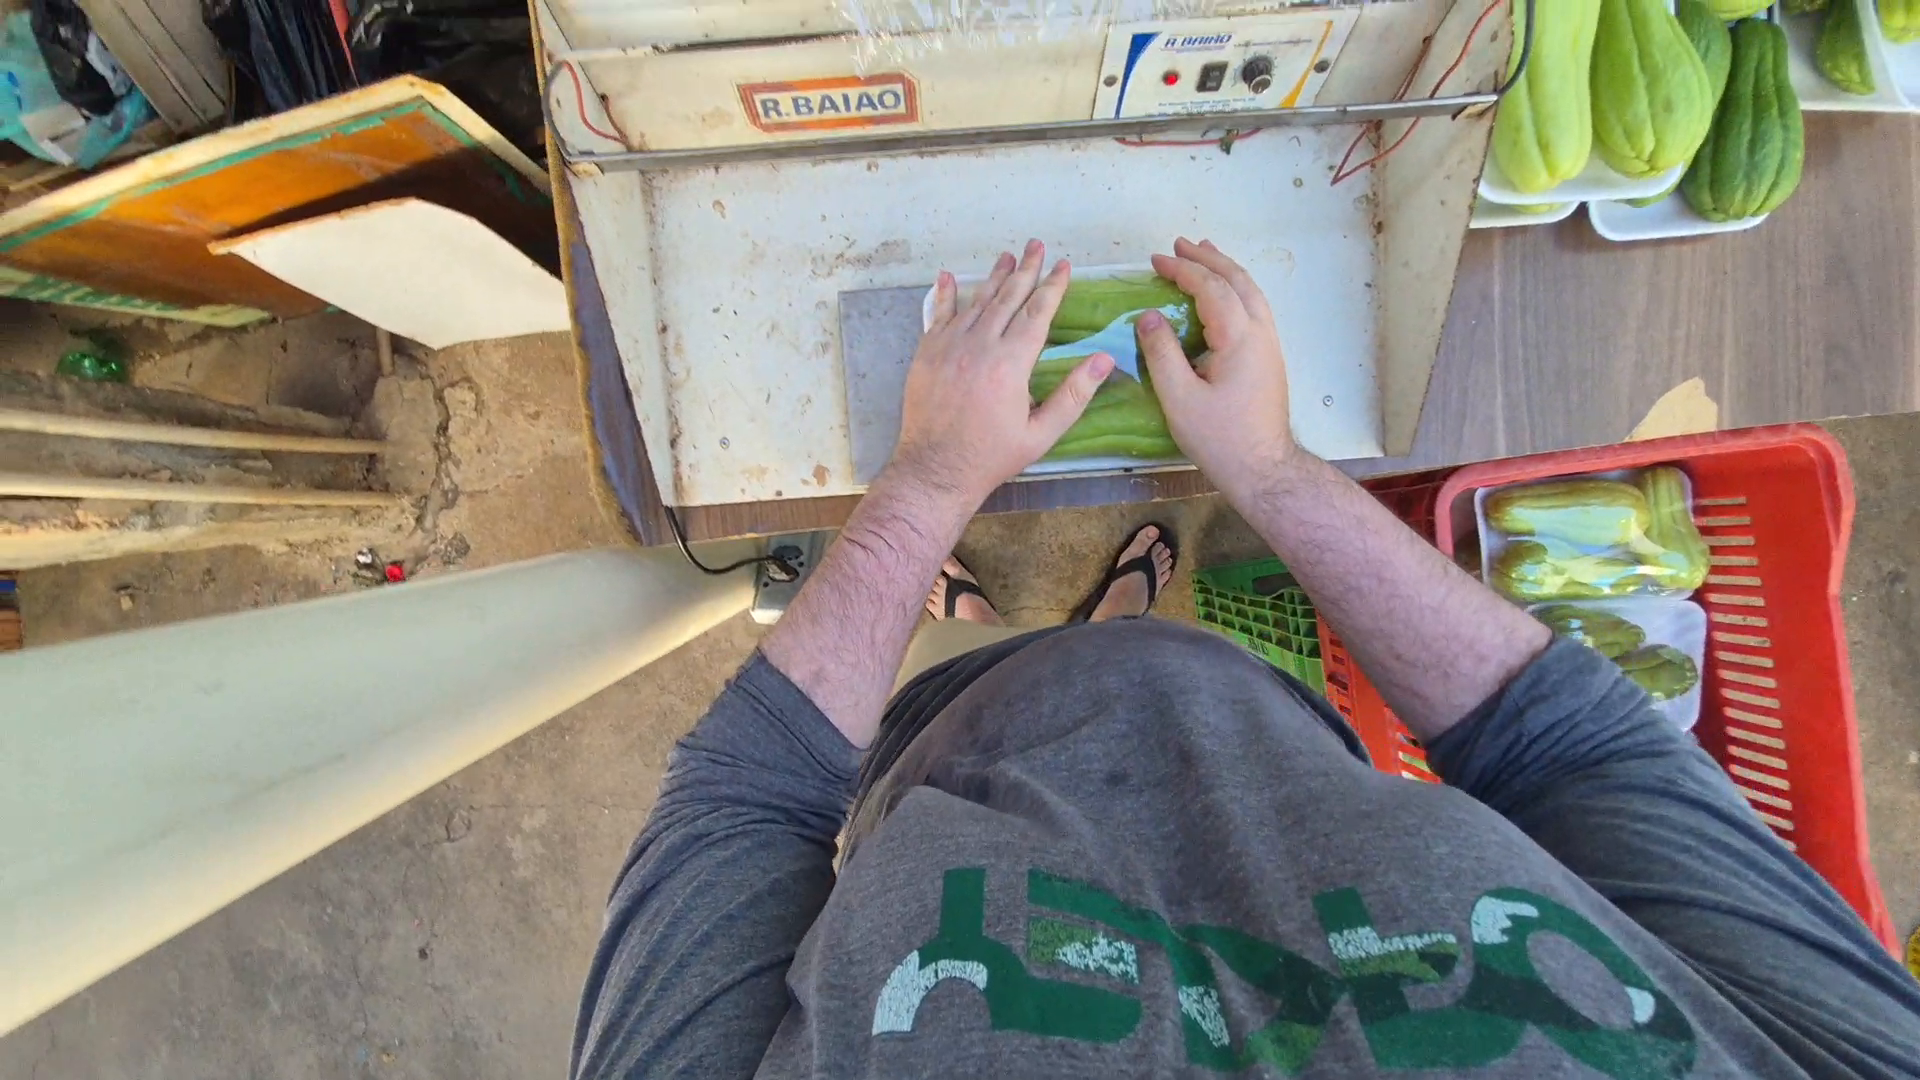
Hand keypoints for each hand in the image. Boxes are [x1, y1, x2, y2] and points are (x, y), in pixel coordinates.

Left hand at [890, 239, 1114, 503]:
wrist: (935, 470)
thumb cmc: (992, 457)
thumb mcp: (1041, 434)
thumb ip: (1073, 396)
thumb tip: (1104, 360)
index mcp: (1010, 364)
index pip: (1037, 313)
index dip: (1052, 287)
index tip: (1064, 265)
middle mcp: (979, 346)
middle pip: (1007, 298)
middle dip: (1026, 270)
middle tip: (1037, 245)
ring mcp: (948, 347)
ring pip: (976, 302)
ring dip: (993, 277)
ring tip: (1008, 256)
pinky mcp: (926, 354)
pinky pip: (938, 316)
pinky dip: (945, 295)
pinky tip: (948, 277)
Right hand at [1136, 238, 1298, 498]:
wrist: (1262, 467)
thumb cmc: (1218, 437)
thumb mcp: (1179, 398)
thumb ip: (1162, 353)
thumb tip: (1149, 316)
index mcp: (1239, 337)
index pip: (1210, 289)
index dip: (1183, 271)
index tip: (1156, 260)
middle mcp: (1261, 332)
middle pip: (1237, 280)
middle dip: (1208, 259)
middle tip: (1181, 244)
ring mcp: (1269, 344)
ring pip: (1250, 292)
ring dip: (1225, 270)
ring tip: (1205, 254)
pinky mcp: (1268, 358)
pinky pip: (1253, 308)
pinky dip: (1235, 289)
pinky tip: (1223, 295)